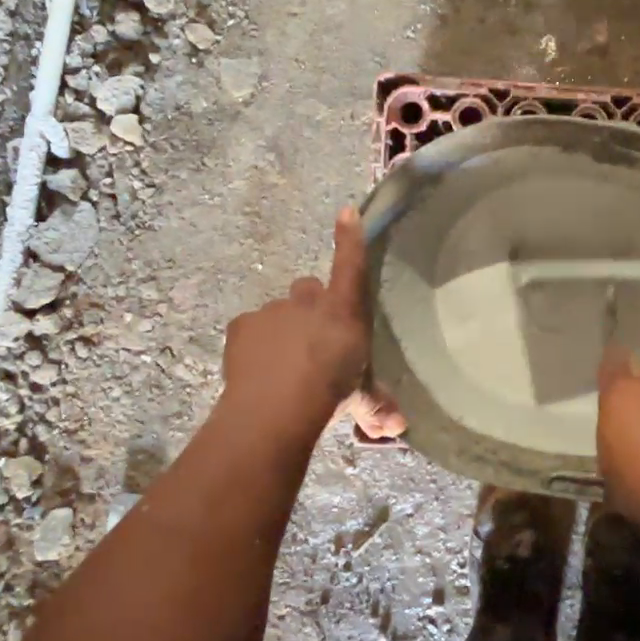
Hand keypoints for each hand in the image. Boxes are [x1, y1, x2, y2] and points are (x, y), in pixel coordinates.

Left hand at [218, 208, 369, 451]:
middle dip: (310, 308)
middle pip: (308, 290)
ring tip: (283, 366)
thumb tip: (396, 429)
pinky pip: (251, 328)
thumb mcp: (359, 401)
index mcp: (343, 312)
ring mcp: (273, 311)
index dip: (350, 239)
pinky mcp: (242, 325)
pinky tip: (258, 370)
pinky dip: (255, 343)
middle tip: (313, 341)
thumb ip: (376, 406)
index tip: (348, 211)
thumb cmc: (329, 396)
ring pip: (279, 312)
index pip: (351, 266)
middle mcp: (309, 302)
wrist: (275, 407)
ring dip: (282, 330)